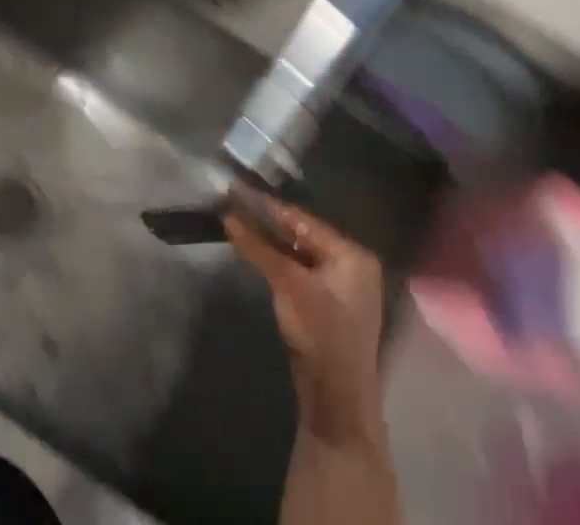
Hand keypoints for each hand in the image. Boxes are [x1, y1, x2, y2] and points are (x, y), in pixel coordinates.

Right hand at [226, 190, 386, 446]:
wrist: (335, 389)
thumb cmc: (321, 332)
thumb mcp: (288, 285)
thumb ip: (259, 248)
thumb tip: (227, 215)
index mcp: (352, 255)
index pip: (302, 220)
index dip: (266, 205)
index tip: (233, 189)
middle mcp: (350, 264)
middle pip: (299, 234)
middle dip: (264, 220)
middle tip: (228, 204)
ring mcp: (338, 284)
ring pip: (295, 251)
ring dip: (266, 239)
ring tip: (232, 222)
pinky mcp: (323, 301)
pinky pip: (294, 268)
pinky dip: (272, 258)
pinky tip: (250, 251)